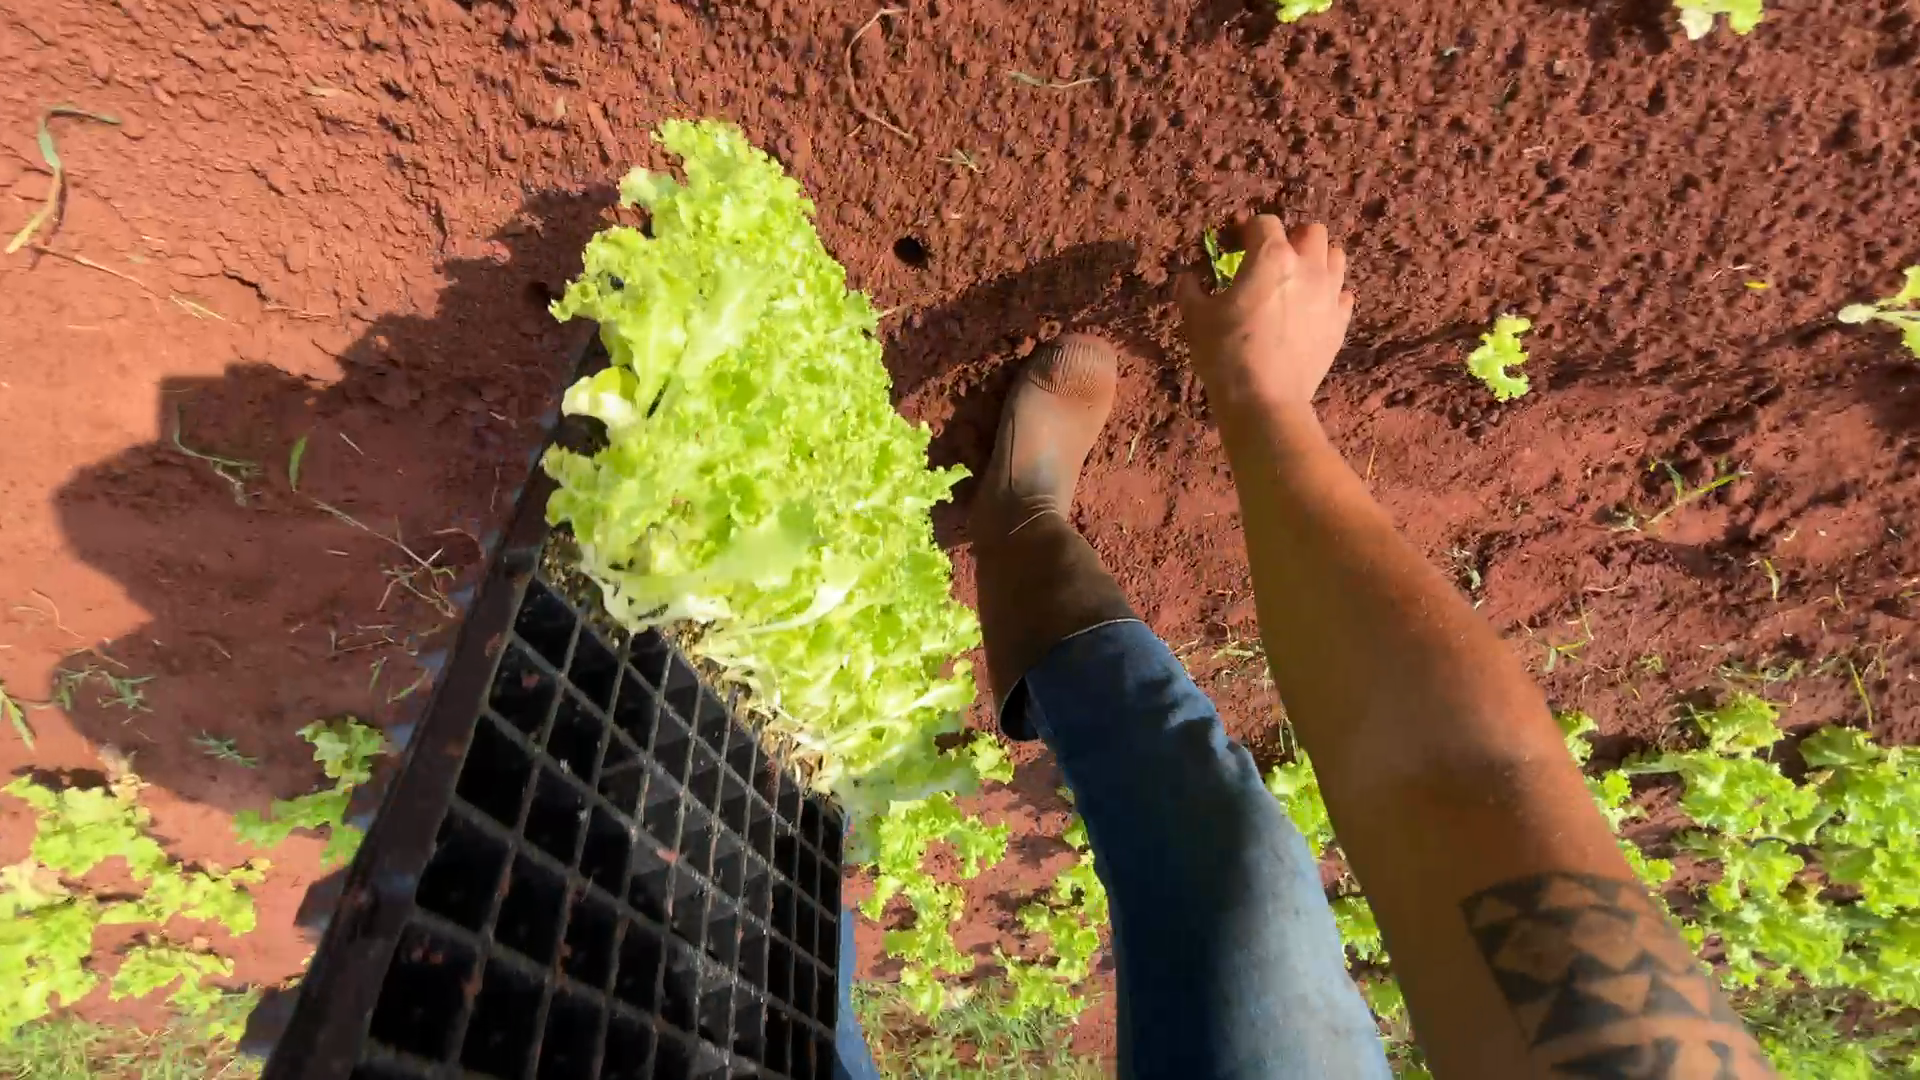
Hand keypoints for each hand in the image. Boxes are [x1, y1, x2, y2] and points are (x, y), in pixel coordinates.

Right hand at [1174, 217, 1354, 417]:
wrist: (1264, 400)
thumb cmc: (1225, 354)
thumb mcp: (1196, 320)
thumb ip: (1191, 291)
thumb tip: (1188, 278)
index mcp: (1271, 257)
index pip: (1263, 223)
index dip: (1246, 231)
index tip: (1233, 246)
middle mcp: (1308, 266)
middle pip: (1311, 231)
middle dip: (1291, 239)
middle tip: (1270, 261)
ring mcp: (1330, 294)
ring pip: (1334, 257)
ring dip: (1316, 261)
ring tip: (1296, 281)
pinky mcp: (1339, 322)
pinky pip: (1341, 295)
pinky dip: (1327, 296)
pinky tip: (1309, 310)